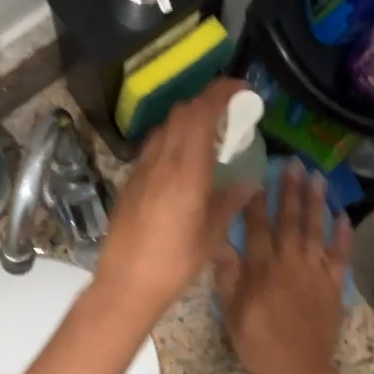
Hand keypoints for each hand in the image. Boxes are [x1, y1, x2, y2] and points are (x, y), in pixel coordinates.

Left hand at [92, 80, 256, 320]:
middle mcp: (159, 161)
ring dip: (185, 123)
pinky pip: (151, 151)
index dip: (221, 91)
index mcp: (185, 168)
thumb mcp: (211, 235)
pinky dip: (169, 144)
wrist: (125, 284)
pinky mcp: (128, 186)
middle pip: (181, 113)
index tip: (241, 89)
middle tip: (228, 115)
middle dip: (205, 104)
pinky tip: (181, 166)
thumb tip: (248, 182)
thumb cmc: (174, 263)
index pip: (201, 111)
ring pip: (163, 130)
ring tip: (206, 139)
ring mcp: (139, 172)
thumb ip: (230, 202)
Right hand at [214, 159, 353, 373]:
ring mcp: (315, 271)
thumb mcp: (231, 311)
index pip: (256, 227)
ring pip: (315, 229)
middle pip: (289, 220)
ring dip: (316, 202)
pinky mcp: (334, 285)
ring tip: (317, 177)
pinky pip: (340, 254)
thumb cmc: (256, 342)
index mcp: (261, 268)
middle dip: (289, 191)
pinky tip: (343, 215)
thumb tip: (219, 243)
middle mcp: (289, 262)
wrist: (297, 368)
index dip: (254, 201)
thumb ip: (228, 276)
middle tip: (293, 164)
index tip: (255, 178)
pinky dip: (342, 234)